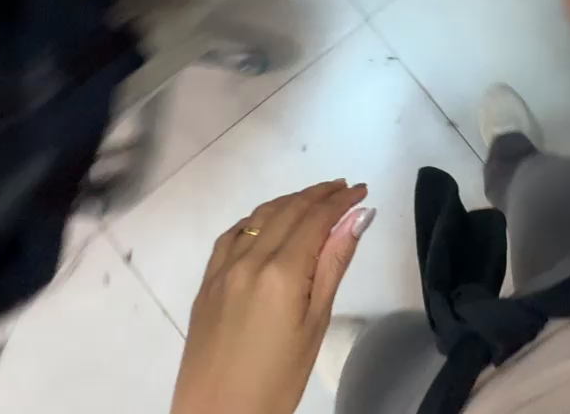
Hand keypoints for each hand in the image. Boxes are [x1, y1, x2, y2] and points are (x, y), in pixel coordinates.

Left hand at [171, 180, 374, 413]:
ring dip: (291, 201)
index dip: (342, 200)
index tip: (362, 191)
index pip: (317, 218)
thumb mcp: (315, 324)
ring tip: (315, 200)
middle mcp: (249, 259)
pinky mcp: (207, 283)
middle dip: (320, 194)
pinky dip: (258, 219)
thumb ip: (334, 263)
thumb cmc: (277, 380)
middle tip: (345, 188)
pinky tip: (270, 222)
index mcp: (281, 271)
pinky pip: (233, 235)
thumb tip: (358, 217)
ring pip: (261, 216)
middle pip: (289, 209)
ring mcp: (223, 269)